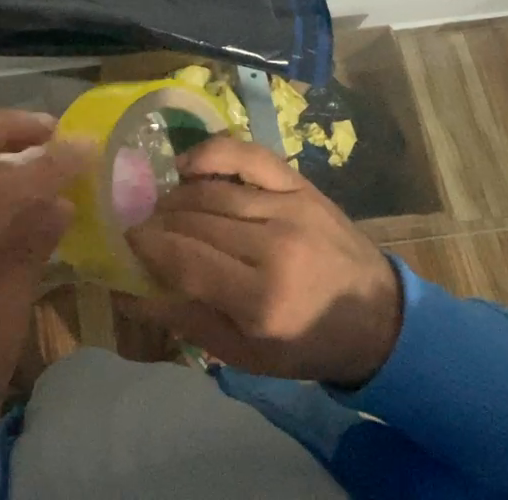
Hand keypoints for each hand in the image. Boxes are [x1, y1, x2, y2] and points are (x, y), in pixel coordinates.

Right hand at [124, 137, 402, 387]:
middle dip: (157, 222)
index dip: (147, 246)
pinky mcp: (300, 186)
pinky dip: (212, 152)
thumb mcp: (244, 354)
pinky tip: (186, 164)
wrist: (379, 319)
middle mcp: (273, 248)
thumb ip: (185, 320)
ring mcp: (289, 209)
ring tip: (162, 206)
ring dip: (176, 196)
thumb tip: (127, 295)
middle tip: (141, 227)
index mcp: (260, 300)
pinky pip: (247, 156)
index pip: (184, 259)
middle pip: (194, 221)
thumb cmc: (305, 344)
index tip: (127, 240)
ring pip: (212, 191)